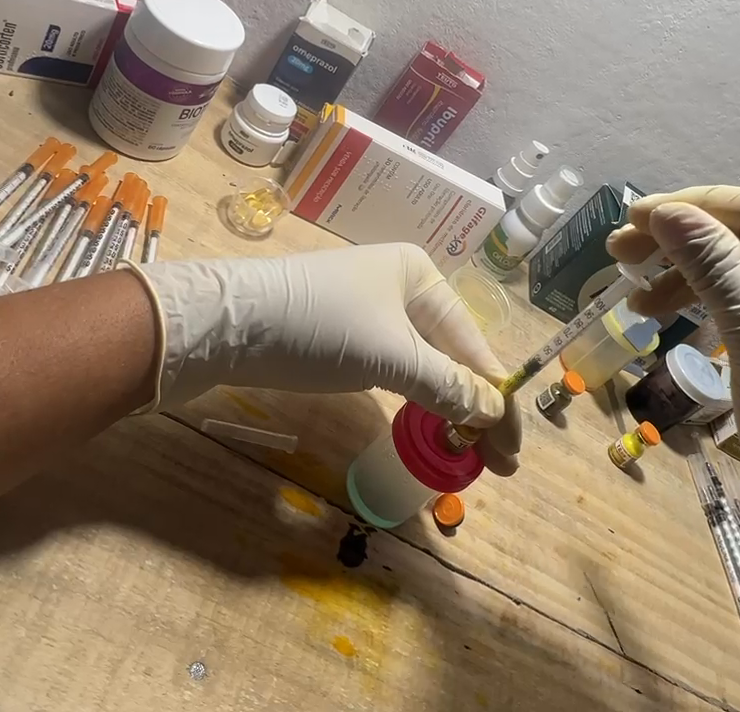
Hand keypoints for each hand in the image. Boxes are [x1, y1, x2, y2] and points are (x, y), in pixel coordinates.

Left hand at [129, 244, 521, 473]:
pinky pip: (397, 367)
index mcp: (421, 275)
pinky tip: (429, 425)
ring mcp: (372, 309)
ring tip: (468, 453)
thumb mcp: (389, 356)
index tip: (513, 453)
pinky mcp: (346, 334)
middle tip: (497, 465)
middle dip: (476, 409)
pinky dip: (417, 398)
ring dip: (449, 407)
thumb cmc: (317, 327)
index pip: (473, 345)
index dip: (497, 401)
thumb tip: (494, 411)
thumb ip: (446, 385)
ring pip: (425, 364)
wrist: (227, 323)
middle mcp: (402, 286)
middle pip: (453, 355)